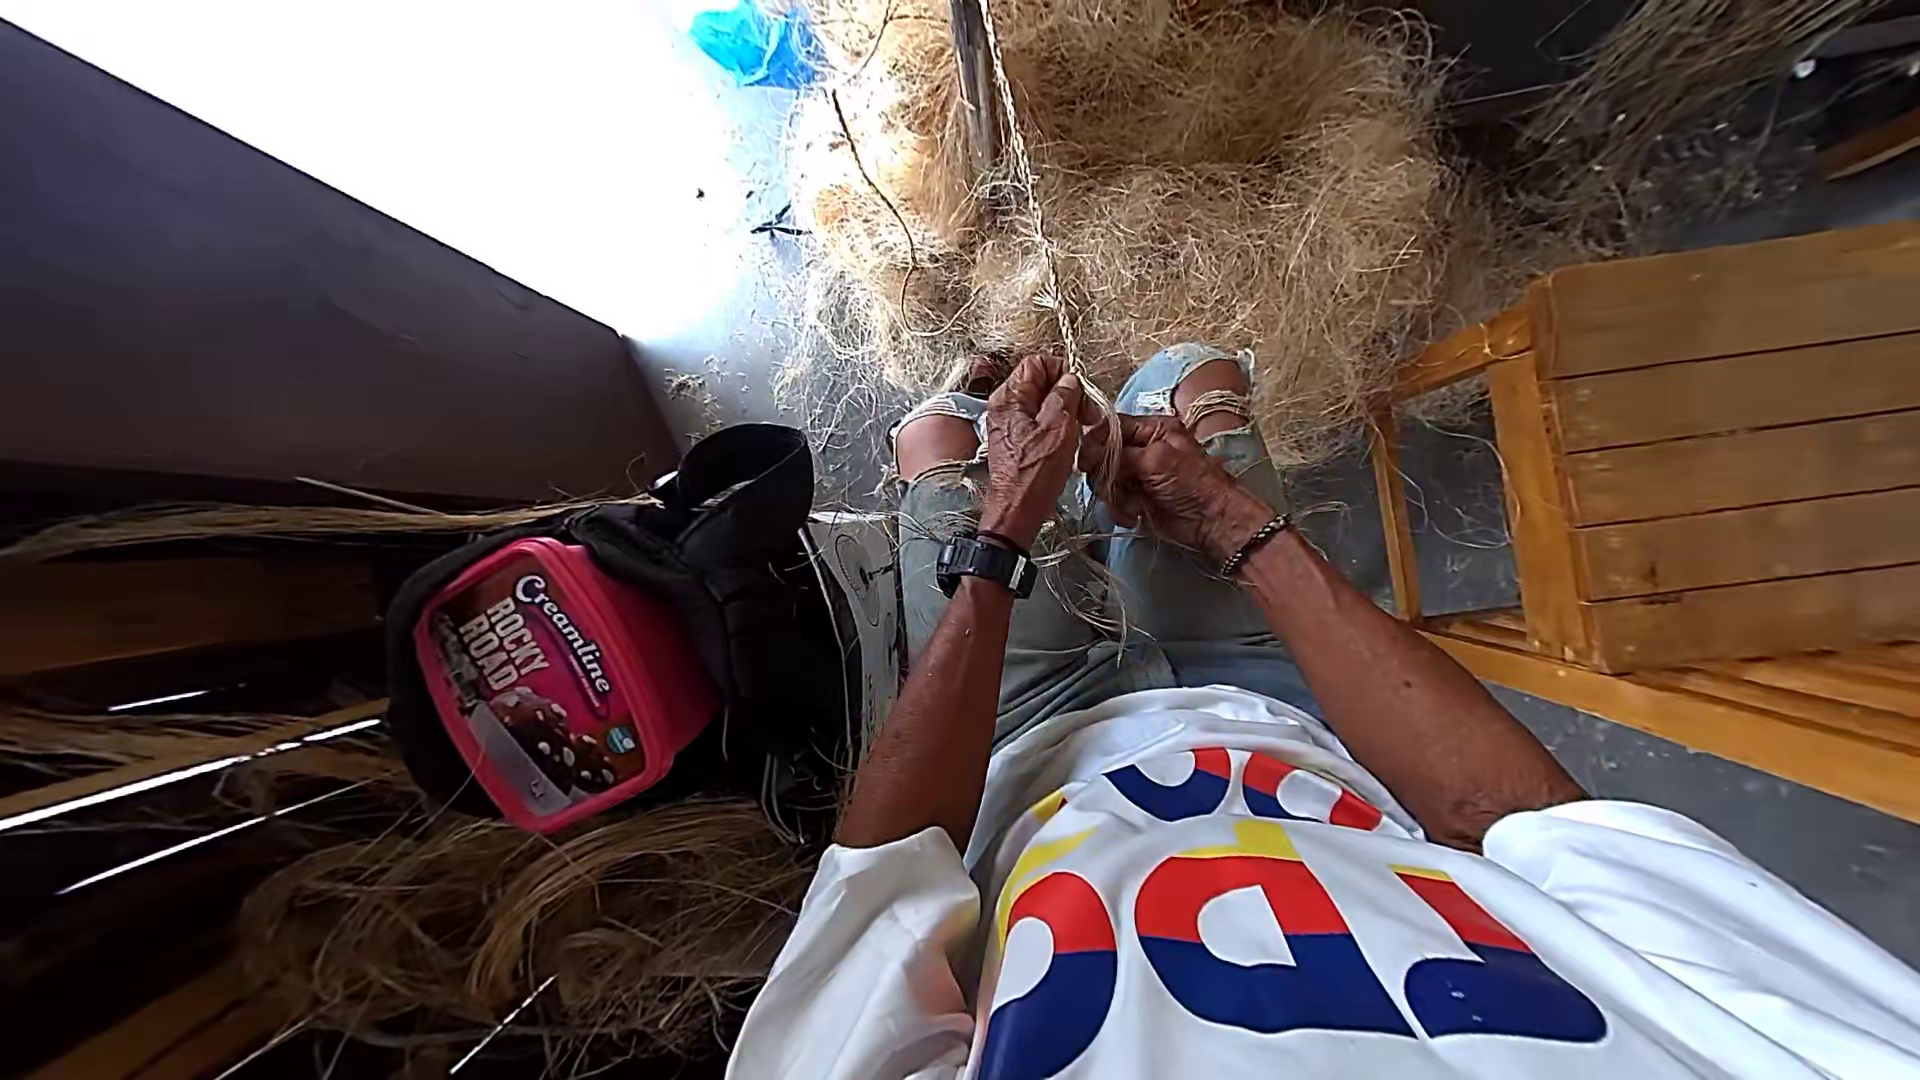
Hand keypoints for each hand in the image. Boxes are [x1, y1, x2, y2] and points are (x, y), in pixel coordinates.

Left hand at [980, 355, 1095, 549]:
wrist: (1019, 509)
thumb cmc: (1035, 474)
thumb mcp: (1058, 428)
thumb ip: (1064, 396)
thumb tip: (1070, 380)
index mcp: (1008, 398)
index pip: (1036, 363)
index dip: (1061, 372)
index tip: (1078, 391)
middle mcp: (1004, 407)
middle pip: (1040, 383)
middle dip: (1066, 393)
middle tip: (1085, 413)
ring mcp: (1009, 425)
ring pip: (1042, 404)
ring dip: (1064, 412)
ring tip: (1079, 429)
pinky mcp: (1016, 441)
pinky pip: (1039, 423)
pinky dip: (1056, 427)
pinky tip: (1067, 442)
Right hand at [1083, 414, 1273, 565]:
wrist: (1210, 521)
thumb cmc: (1191, 483)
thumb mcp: (1155, 459)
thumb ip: (1119, 453)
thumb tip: (1089, 452)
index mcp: (1152, 430)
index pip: (1110, 427)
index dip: (1094, 443)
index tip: (1086, 462)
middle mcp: (1142, 448)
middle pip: (1102, 455)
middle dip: (1106, 475)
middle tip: (1115, 487)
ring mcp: (1137, 474)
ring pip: (1104, 480)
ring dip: (1114, 495)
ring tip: (1132, 505)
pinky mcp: (1135, 497)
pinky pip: (1113, 499)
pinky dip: (1120, 509)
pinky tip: (1135, 515)